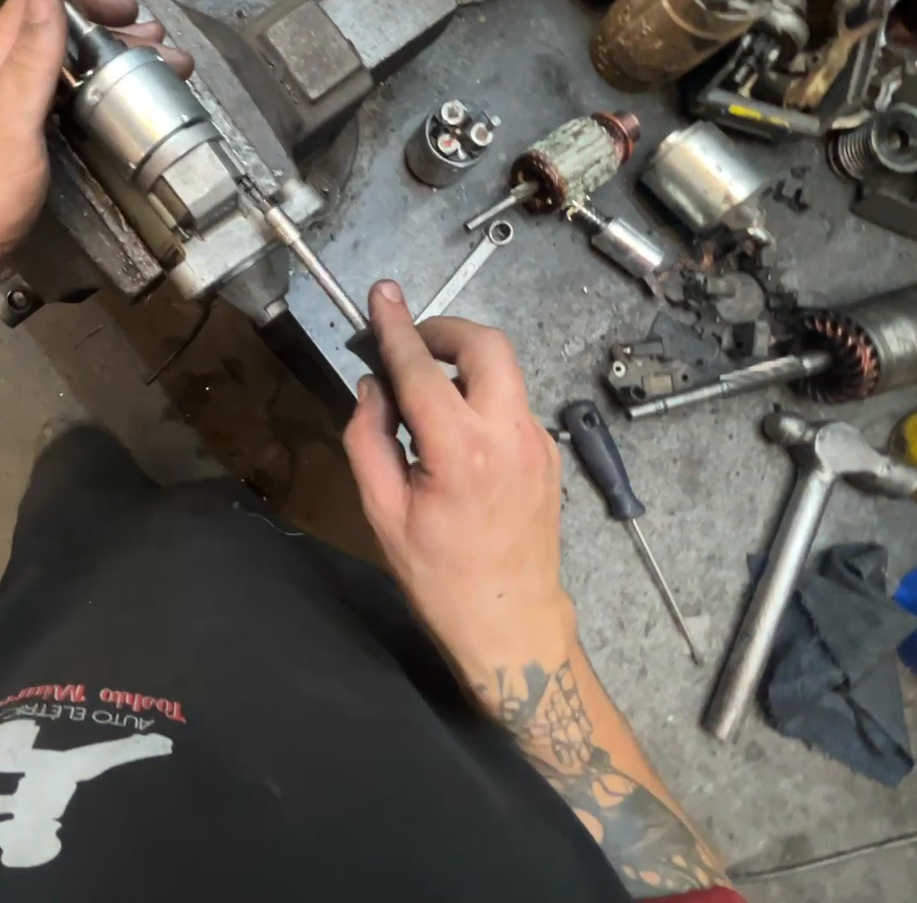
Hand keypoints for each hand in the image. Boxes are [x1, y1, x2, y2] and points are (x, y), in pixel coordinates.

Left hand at [0, 0, 193, 279]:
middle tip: (159, 47)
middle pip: (56, 29)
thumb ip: (29, 62)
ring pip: (64, 62)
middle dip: (111, 29)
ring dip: (111, 58)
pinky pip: (64, 93)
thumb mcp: (11, 123)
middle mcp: (1, 74)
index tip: (128, 11)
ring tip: (158, 70)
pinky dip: (98, 87)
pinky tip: (121, 101)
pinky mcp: (23, 133)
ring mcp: (10, 104)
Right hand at [341, 281, 570, 657]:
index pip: (421, 369)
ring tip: (425, 396)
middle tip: (409, 345)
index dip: (396, 327)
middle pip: (486, 344)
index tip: (382, 294)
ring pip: (503, 369)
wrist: (510, 621)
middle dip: (444, 329)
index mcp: (462, 451)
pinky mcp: (548, 455)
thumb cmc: (438, 575)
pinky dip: (478, 394)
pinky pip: (510, 401)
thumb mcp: (381, 511)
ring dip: (462, 363)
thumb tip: (373, 389)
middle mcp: (510, 435)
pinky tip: (454, 431)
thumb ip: (368, 439)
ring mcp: (538, 443)